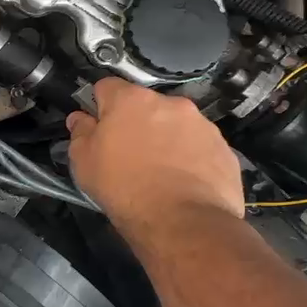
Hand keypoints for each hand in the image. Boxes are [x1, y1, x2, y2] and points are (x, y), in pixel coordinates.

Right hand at [67, 78, 243, 237]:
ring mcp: (203, 126)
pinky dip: (190, 155)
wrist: (183, 220)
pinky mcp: (225, 149)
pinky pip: (199, 145)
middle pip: (146, 104)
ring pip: (175, 124)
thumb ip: (80, 132)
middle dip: (136, 120)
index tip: (98, 125)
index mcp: (131, 100)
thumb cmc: (123, 185)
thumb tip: (82, 119)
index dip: (100, 104)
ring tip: (159, 168)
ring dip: (166, 137)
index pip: (108, 86)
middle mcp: (170, 104)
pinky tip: (182, 179)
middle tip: (128, 150)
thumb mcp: (83, 160)